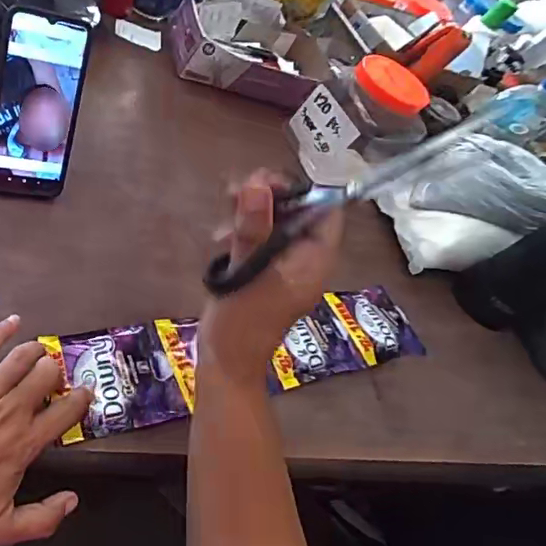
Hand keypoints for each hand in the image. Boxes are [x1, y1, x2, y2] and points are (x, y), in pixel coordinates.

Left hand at [0, 316, 92, 545]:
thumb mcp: (3, 530)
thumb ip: (44, 518)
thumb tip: (72, 500)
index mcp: (22, 445)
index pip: (64, 413)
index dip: (80, 400)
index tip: (84, 395)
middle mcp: (7, 413)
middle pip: (46, 376)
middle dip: (57, 372)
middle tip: (55, 377)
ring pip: (19, 359)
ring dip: (36, 351)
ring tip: (41, 351)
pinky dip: (0, 333)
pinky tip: (12, 322)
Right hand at [202, 170, 344, 372]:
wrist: (226, 363)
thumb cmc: (242, 321)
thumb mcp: (246, 271)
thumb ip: (253, 227)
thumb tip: (256, 184)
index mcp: (313, 259)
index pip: (325, 209)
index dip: (298, 190)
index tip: (264, 182)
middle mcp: (304, 259)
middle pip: (296, 212)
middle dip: (267, 197)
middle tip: (235, 191)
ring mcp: (283, 266)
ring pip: (274, 223)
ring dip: (249, 213)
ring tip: (223, 216)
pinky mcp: (263, 272)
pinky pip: (260, 240)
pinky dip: (242, 231)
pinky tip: (220, 239)